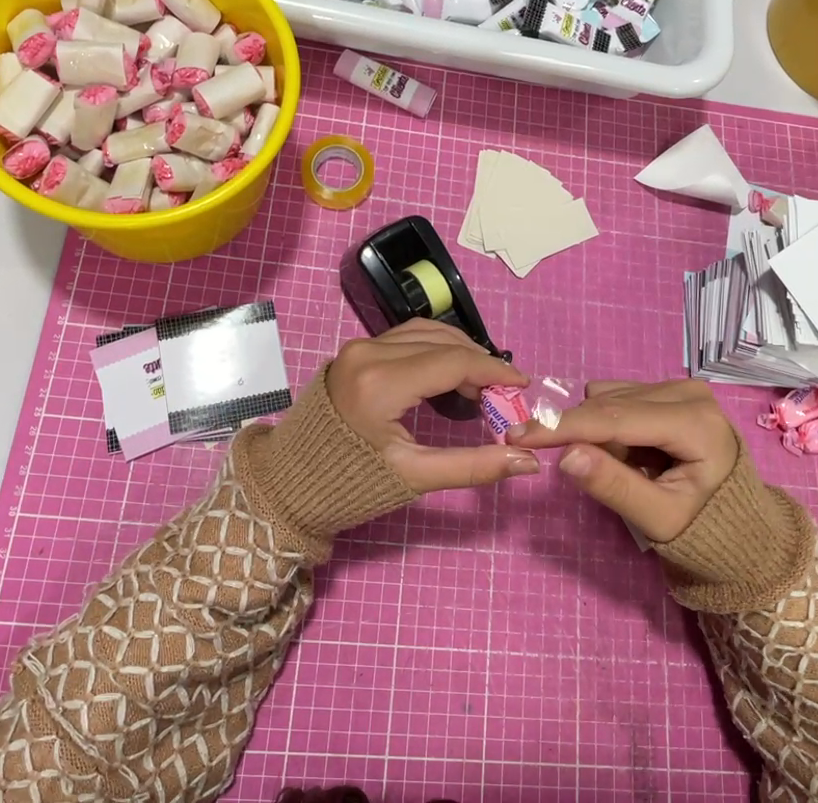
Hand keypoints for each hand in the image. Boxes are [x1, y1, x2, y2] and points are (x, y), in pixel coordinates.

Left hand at [327, 318, 539, 491]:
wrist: (290, 482)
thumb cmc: (350, 484)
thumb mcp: (415, 476)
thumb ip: (474, 466)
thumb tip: (527, 460)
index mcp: (380, 383)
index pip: (453, 362)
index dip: (494, 372)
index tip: (523, 387)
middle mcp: (368, 353)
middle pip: (442, 343)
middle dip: (480, 364)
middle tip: (505, 396)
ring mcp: (358, 348)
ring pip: (425, 334)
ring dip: (459, 353)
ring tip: (482, 388)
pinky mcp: (355, 351)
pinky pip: (407, 339)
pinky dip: (436, 351)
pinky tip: (451, 378)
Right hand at [514, 379, 740, 542]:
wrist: (740, 526)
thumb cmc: (702, 527)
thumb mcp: (659, 518)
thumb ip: (614, 486)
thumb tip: (566, 457)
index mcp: (696, 423)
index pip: (615, 418)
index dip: (563, 426)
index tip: (519, 435)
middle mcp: (688, 392)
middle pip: (608, 404)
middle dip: (578, 433)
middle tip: (560, 463)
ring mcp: (679, 387)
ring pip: (608, 398)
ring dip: (598, 432)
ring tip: (624, 467)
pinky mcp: (669, 390)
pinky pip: (618, 398)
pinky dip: (610, 425)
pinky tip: (630, 452)